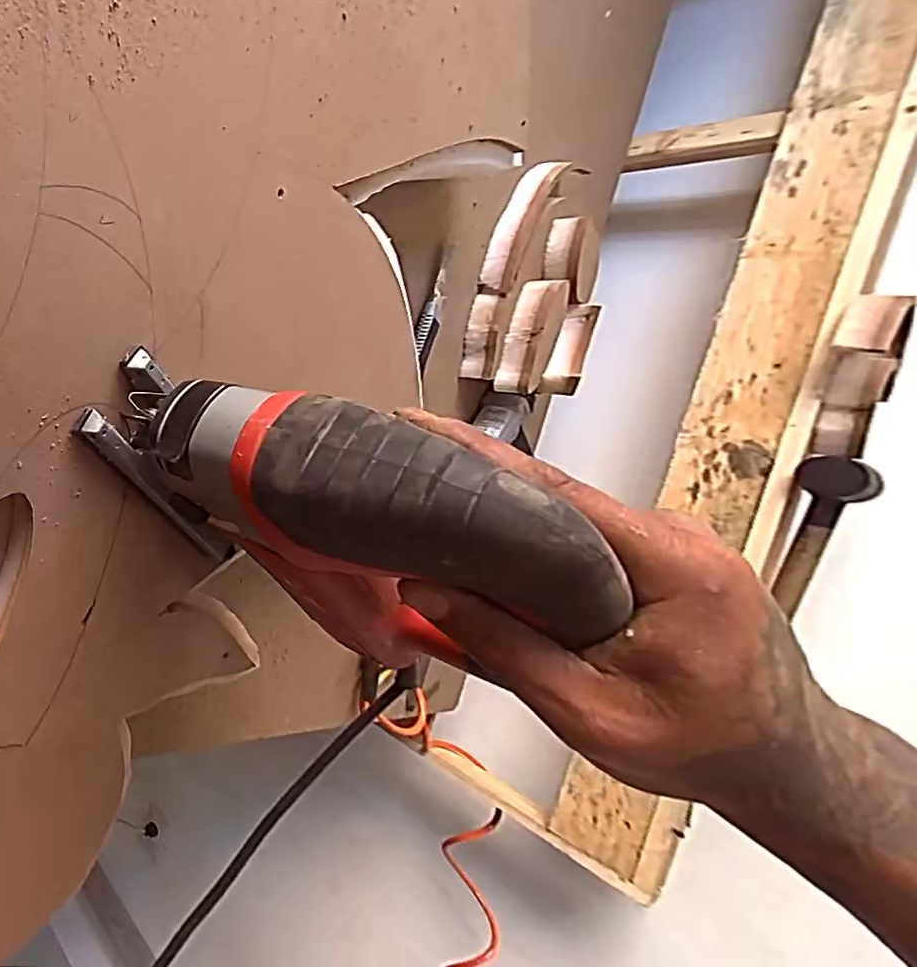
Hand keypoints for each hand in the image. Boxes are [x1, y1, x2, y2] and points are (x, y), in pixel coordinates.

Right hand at [393, 409, 833, 813]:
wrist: (788, 769)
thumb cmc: (710, 745)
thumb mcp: (589, 712)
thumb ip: (502, 649)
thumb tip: (423, 593)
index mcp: (678, 568)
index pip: (555, 490)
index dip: (480, 456)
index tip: (425, 428)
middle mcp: (678, 541)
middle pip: (549, 496)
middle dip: (475, 490)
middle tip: (409, 488)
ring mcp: (669, 544)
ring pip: (557, 516)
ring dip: (499, 522)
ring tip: (438, 534)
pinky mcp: (655, 556)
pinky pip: (573, 534)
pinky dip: (526, 541)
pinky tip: (493, 567)